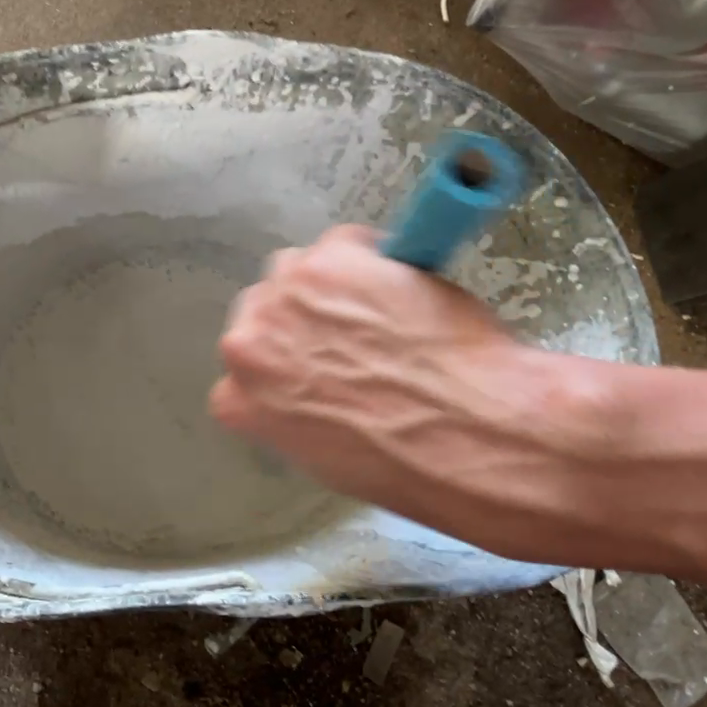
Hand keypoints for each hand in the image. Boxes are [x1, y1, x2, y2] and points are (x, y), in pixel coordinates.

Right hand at [210, 225, 621, 566]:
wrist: (467, 434)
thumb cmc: (404, 465)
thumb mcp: (324, 456)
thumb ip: (296, 409)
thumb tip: (320, 383)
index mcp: (239, 401)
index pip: (245, 364)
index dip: (285, 354)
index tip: (315, 359)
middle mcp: (248, 341)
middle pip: (263, 305)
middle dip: (301, 313)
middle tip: (352, 333)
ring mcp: (287, 294)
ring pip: (299, 268)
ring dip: (331, 280)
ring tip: (384, 307)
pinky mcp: (333, 258)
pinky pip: (348, 242)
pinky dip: (377, 255)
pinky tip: (410, 286)